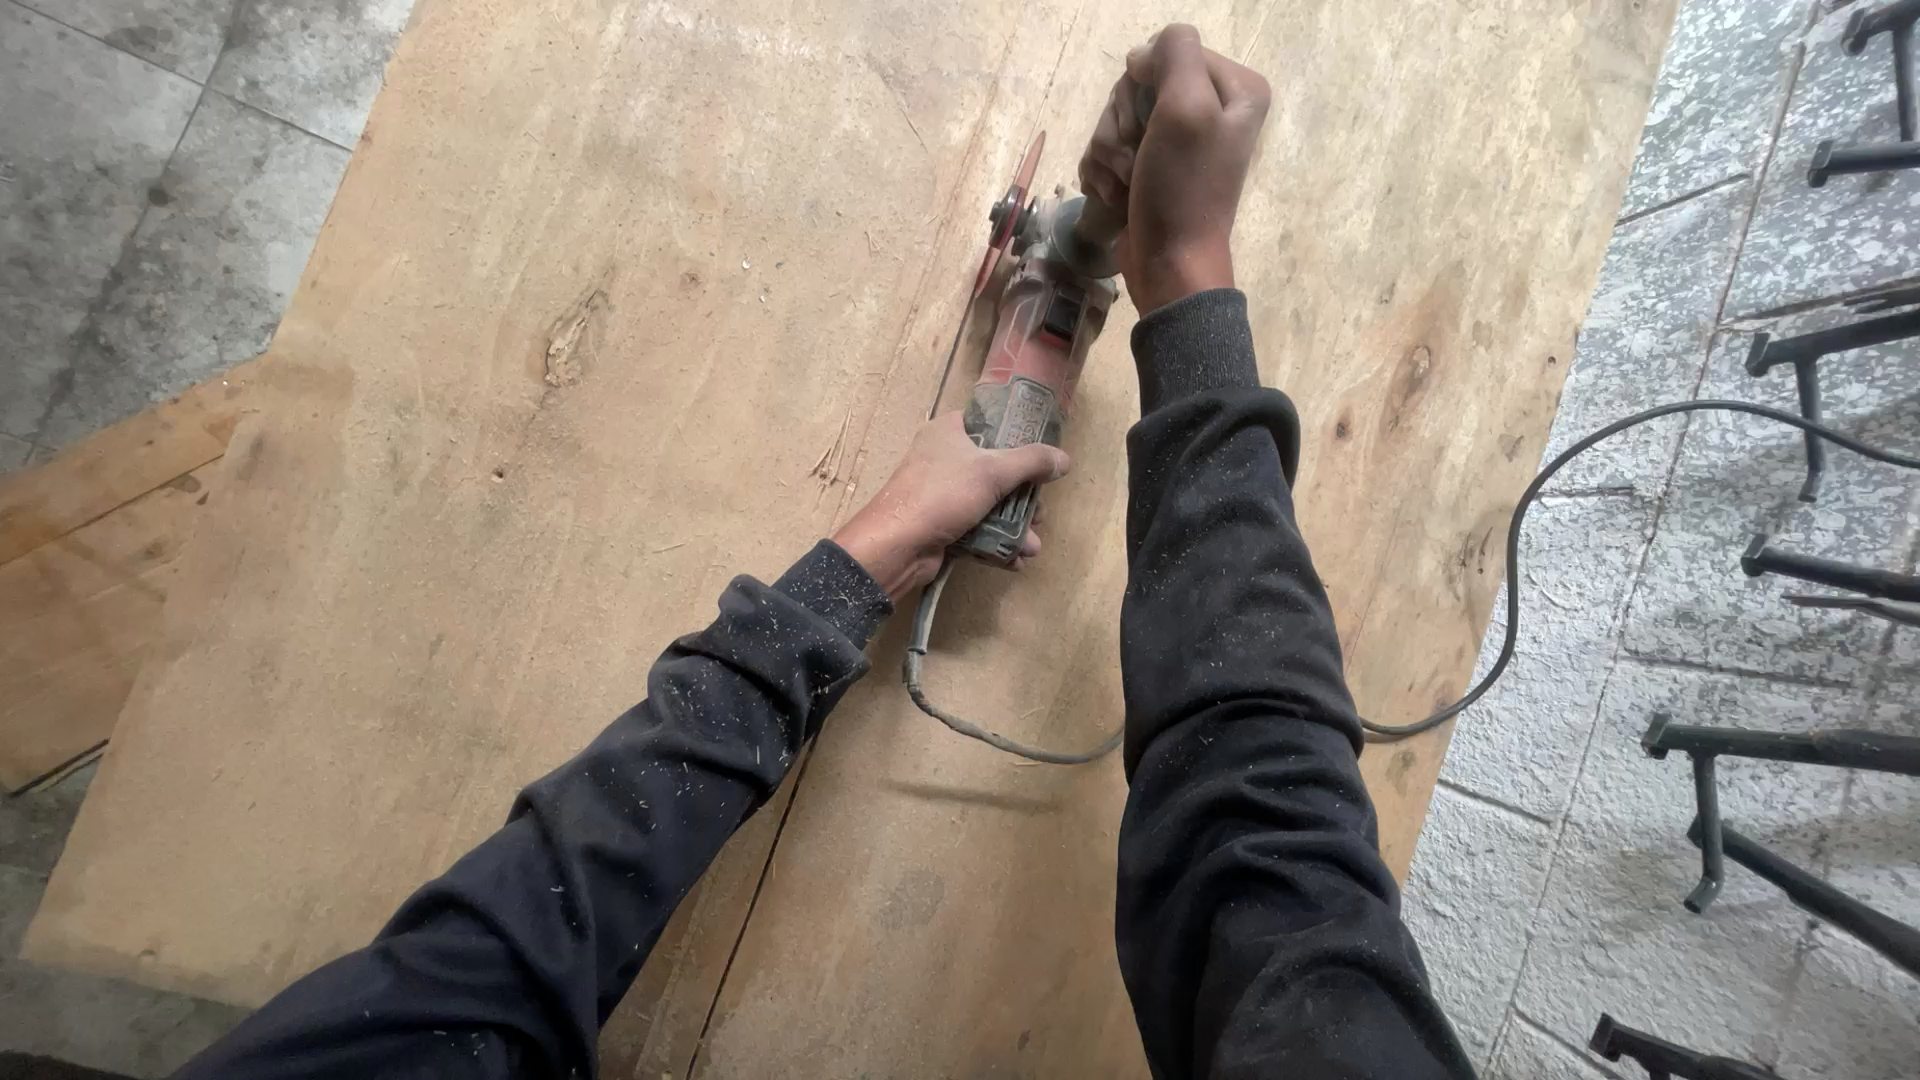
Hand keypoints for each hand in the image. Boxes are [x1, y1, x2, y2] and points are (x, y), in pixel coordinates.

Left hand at [832, 413, 1069, 600]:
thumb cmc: (942, 494)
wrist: (897, 546)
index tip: (1040, 456)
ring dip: (1013, 527)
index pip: (988, 424)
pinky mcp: (940, 525)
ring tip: (1032, 547)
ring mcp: (941, 494)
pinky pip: (976, 531)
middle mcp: (943, 458)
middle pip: (995, 470)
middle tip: (1040, 513)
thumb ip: (1032, 463)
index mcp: (949, 432)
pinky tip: (1015, 560)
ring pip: (988, 505)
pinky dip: (995, 544)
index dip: (1016, 438)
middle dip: (1023, 498)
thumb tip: (1064, 459)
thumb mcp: (993, 471)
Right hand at [1078, 25, 1270, 314]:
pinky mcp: (1145, 173)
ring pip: (1114, 123)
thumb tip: (1140, 57)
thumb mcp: (1187, 108)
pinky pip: (1105, 155)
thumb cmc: (1182, 191)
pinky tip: (1114, 197)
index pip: (1168, 53)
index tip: (1146, 125)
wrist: (1168, 265)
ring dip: (1108, 157)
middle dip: (1121, 128)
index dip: (1144, 86)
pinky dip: (1102, 177)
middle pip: (1136, 88)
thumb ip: (1174, 53)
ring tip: (1124, 186)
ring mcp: (1172, 145)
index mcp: (1234, 89)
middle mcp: (1207, 110)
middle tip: (1132, 161)